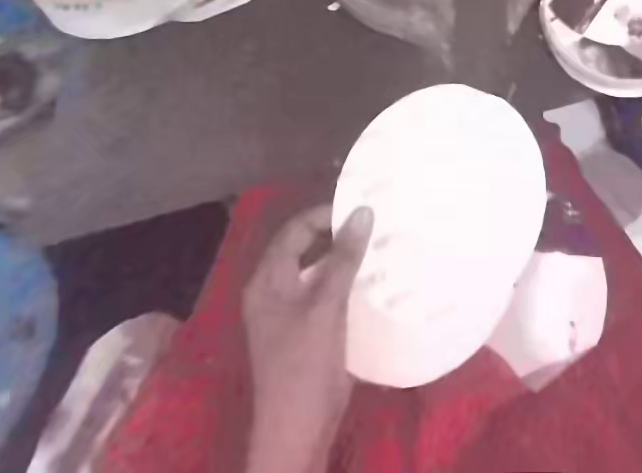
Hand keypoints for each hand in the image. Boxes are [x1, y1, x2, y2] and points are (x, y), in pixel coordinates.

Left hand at [241, 204, 373, 472]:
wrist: (296, 432)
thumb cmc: (304, 364)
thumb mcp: (326, 307)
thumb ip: (344, 258)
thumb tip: (363, 211)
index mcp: (267, 279)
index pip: (295, 230)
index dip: (325, 215)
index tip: (361, 210)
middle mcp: (272, 290)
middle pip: (302, 247)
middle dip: (334, 233)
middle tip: (371, 224)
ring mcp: (285, 312)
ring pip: (313, 269)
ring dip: (340, 257)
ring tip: (374, 246)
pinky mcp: (302, 330)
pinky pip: (320, 292)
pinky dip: (341, 280)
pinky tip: (368, 280)